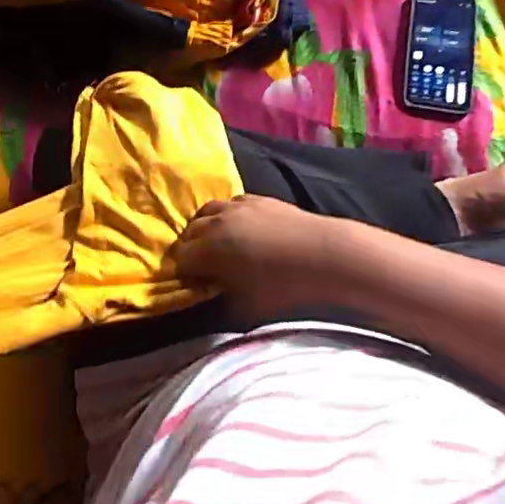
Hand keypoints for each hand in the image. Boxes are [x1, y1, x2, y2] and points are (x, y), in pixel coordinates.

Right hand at [173, 195, 347, 320]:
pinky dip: (226, 215)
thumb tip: (211, 291)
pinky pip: (231, 203)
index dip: (184, 274)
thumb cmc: (284, 286)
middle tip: (202, 268)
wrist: (326, 254)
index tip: (195, 284)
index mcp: (208, 248)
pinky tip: (238, 227)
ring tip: (215, 244)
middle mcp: (217, 221)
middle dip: (190, 250)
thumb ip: (219, 297)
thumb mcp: (245, 305)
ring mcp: (239, 205)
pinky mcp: (260, 199)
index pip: (179, 259)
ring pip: (208, 211)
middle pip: (189, 232)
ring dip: (205, 228)